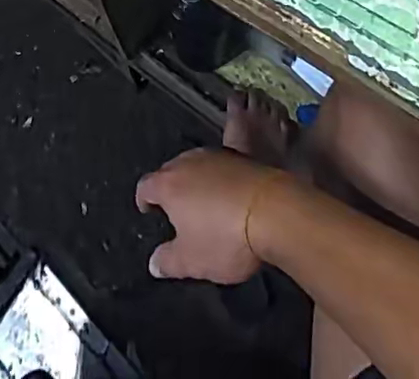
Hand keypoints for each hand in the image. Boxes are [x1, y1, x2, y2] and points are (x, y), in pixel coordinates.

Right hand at [135, 148, 288, 283]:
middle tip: (177, 212)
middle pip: (171, 171)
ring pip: (197, 165)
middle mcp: (189, 162)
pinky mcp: (242, 157)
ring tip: (204, 204)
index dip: (144, 200)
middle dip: (170, 189)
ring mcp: (217, 155)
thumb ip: (167, 261)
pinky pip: (223, 166)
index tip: (148, 210)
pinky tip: (230, 194)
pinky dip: (221, 178)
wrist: (274, 210)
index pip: (145, 186)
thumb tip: (155, 262)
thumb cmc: (225, 236)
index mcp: (168, 184)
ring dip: (197, 181)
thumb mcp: (191, 261)